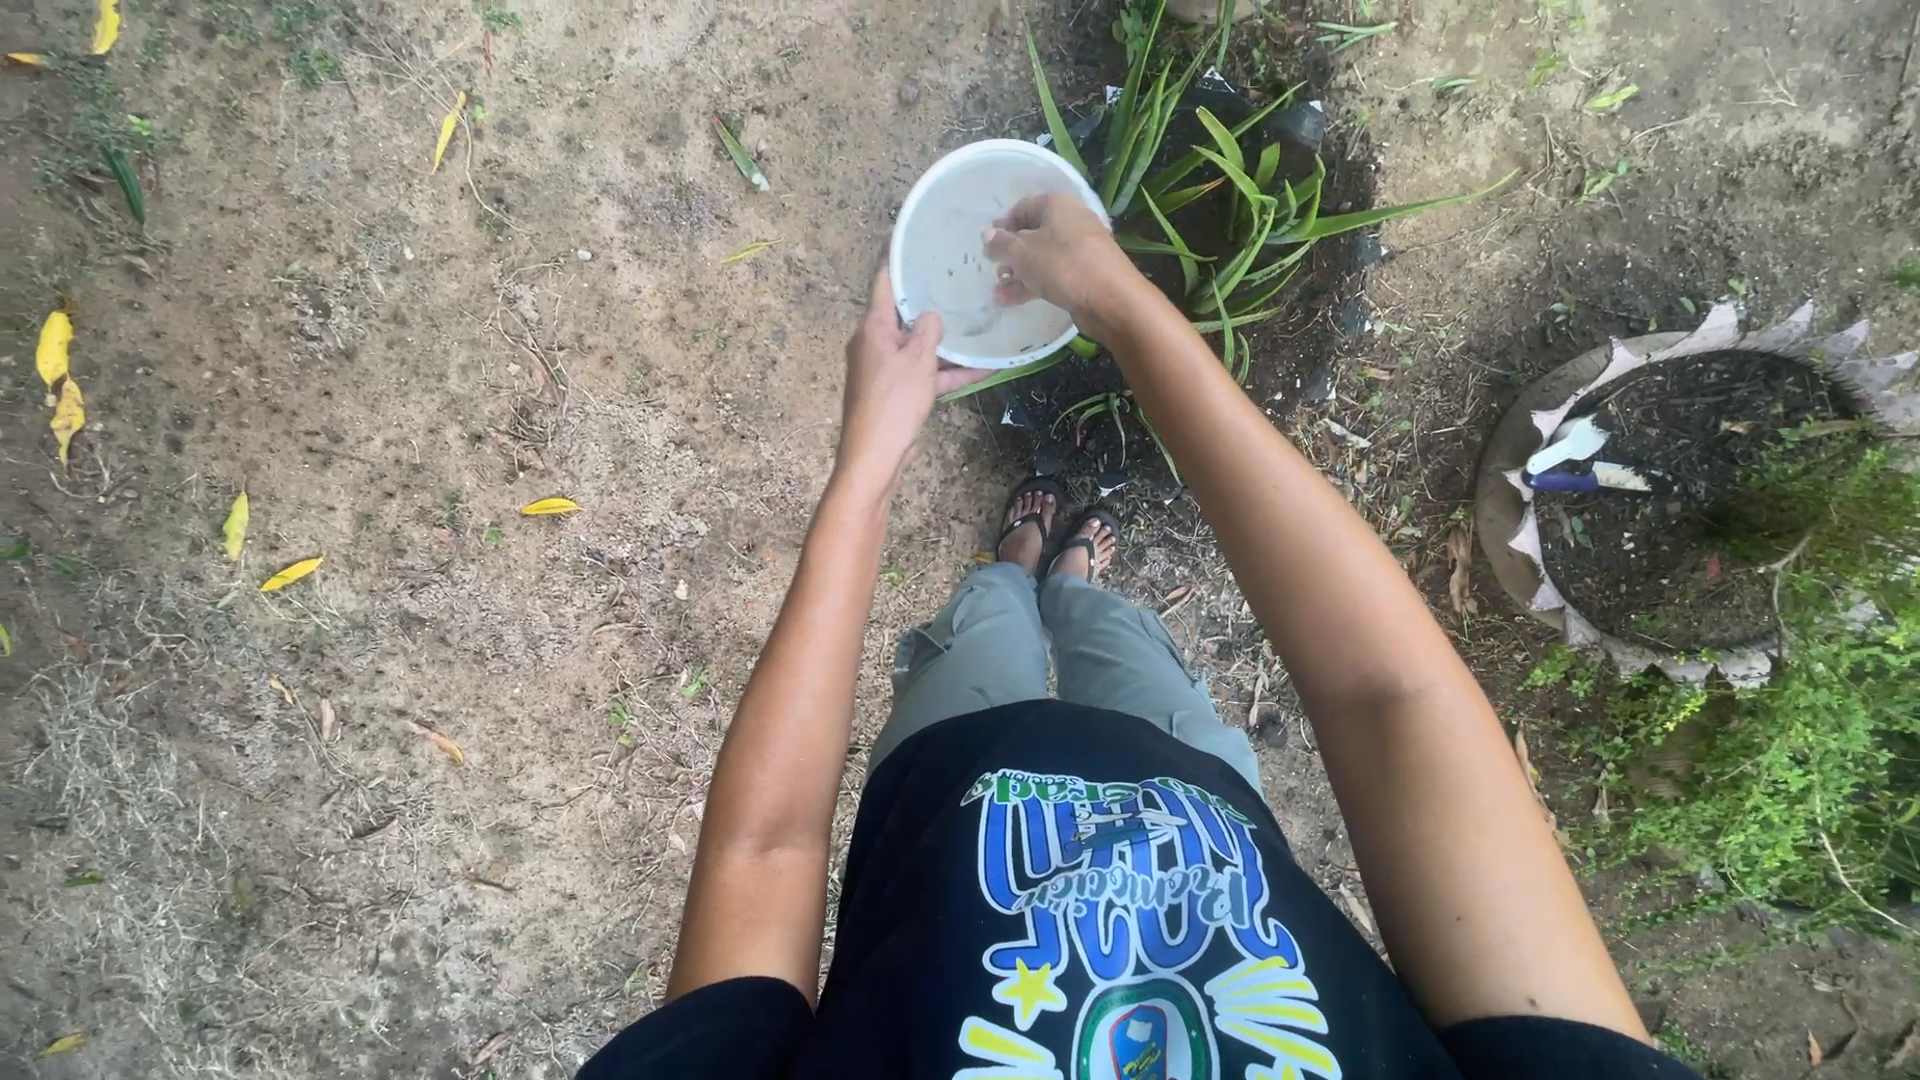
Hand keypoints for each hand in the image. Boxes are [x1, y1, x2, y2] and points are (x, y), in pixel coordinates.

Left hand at [836, 268, 990, 493]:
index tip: (915, 243)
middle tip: (960, 283)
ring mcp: (884, 370)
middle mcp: (874, 344)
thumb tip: (931, 317)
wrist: (875, 456)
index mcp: (873, 328)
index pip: (885, 284)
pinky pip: (923, 375)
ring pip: (918, 349)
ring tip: (980, 327)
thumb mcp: (918, 362)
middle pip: (905, 317)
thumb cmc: (892, 404)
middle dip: (932, 304)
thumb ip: (929, 333)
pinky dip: (946, 373)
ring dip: (946, 345)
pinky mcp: (895, 394)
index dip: (899, 262)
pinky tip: (982, 370)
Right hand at [983, 193, 1144, 341]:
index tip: (988, 243)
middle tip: (994, 270)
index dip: (1003, 225)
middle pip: (1033, 234)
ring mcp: (1080, 249)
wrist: (1109, 297)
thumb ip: (1001, 244)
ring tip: (998, 292)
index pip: (1023, 207)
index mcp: (1057, 205)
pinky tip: (1012, 301)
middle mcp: (1070, 222)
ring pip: (1042, 258)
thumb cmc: (1062, 264)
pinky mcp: (1084, 274)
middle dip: (1010, 254)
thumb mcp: (1023, 252)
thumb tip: (988, 236)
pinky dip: (1033, 285)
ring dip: (1018, 274)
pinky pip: (1053, 275)